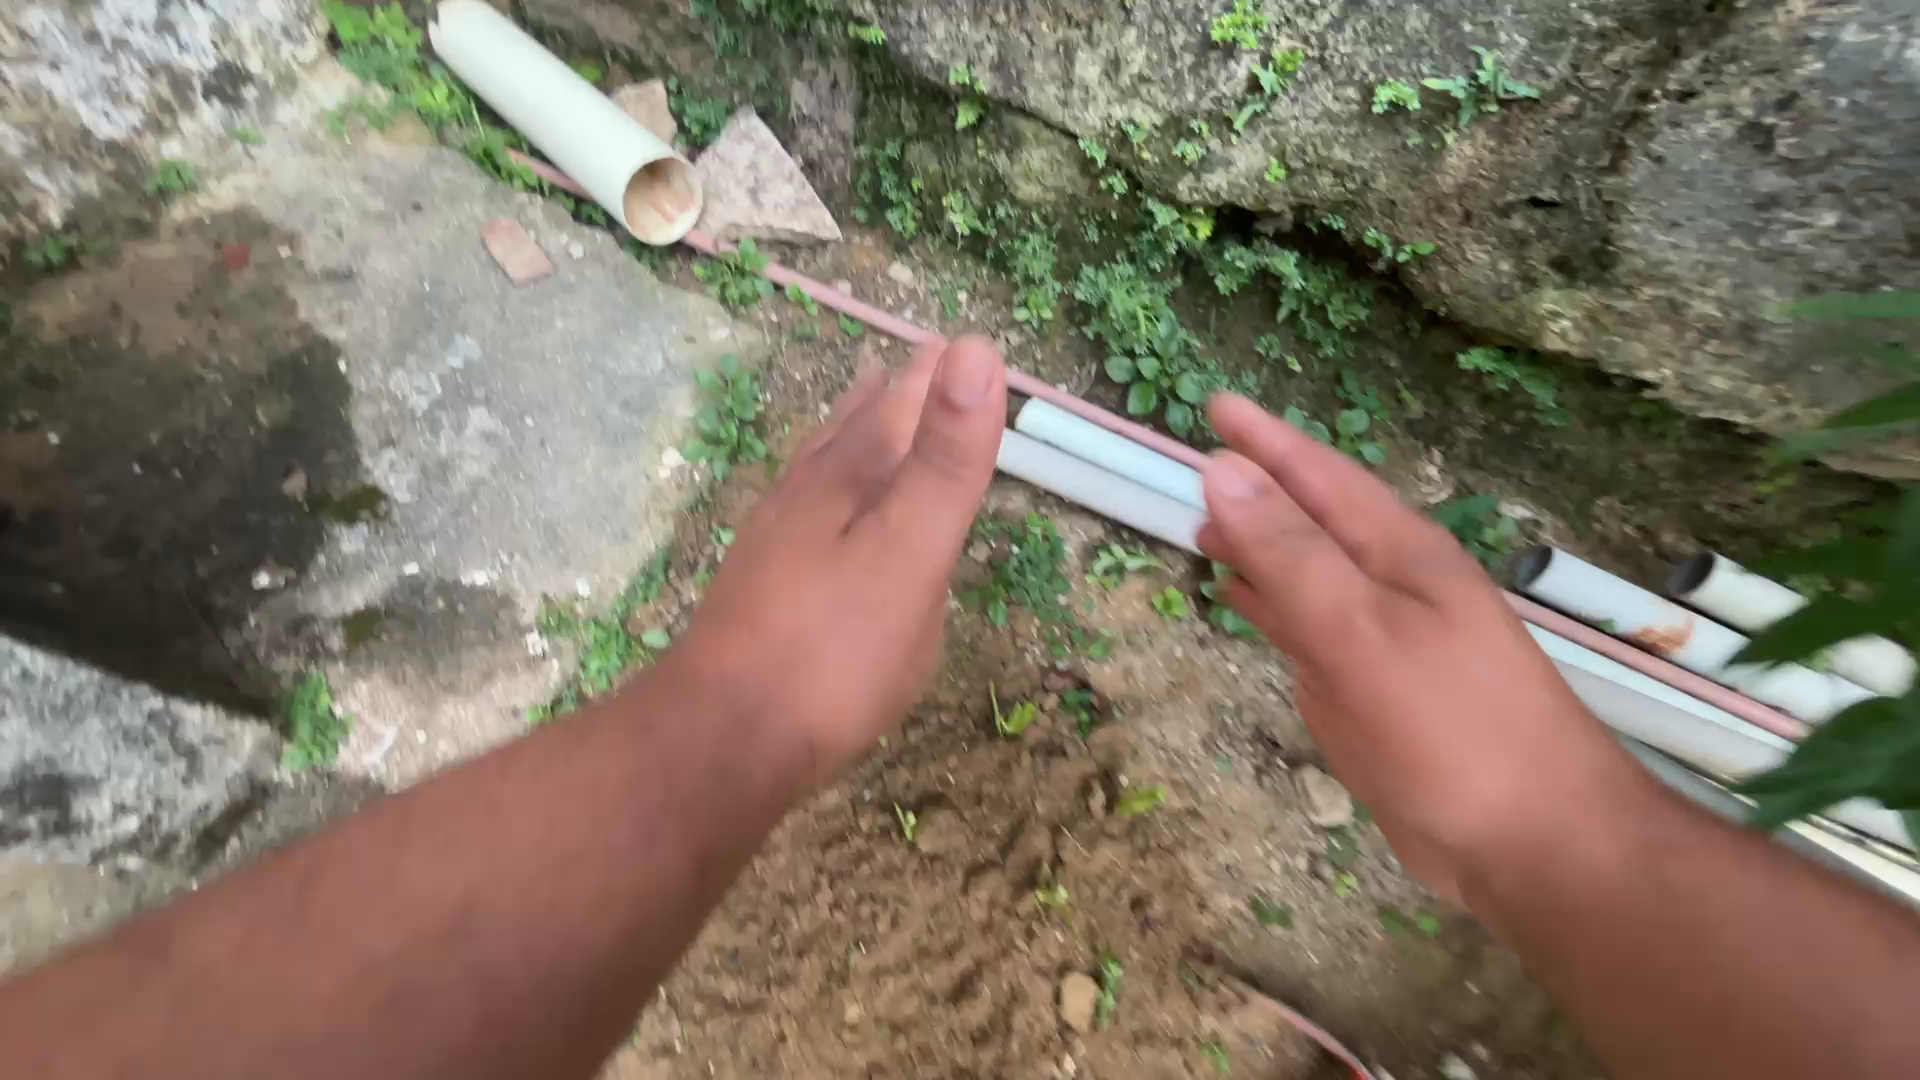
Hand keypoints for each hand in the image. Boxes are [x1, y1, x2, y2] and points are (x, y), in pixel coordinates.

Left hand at [665, 337, 1006, 786]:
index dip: (932, 378)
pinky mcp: (764, 584)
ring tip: (867, 402)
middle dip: (891, 396)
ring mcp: (778, 540)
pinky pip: (802, 506)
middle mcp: (807, 496)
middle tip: (913, 365)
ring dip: (849, 430)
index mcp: (848, 481)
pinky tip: (816, 496)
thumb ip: (945, 460)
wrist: (725, 738)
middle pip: (854, 429)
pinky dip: (824, 479)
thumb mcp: (910, 550)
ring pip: (820, 464)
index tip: (954, 346)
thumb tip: (974, 350)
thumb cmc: (834, 648)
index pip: (898, 409)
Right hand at [1197, 394, 1643, 898]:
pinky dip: (1265, 599)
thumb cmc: (1448, 728)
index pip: (1319, 475)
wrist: (1532, 845)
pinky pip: (1302, 618)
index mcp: (1396, 551)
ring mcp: (1376, 631)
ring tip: (1202, 528)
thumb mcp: (1358, 627)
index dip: (1265, 440)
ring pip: (1301, 567)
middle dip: (1254, 487)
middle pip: (1309, 516)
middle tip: (1194, 468)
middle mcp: (1386, 580)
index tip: (1216, 406)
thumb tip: (1221, 472)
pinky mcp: (1364, 679)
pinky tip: (1238, 596)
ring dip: (1254, 542)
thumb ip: (1288, 551)